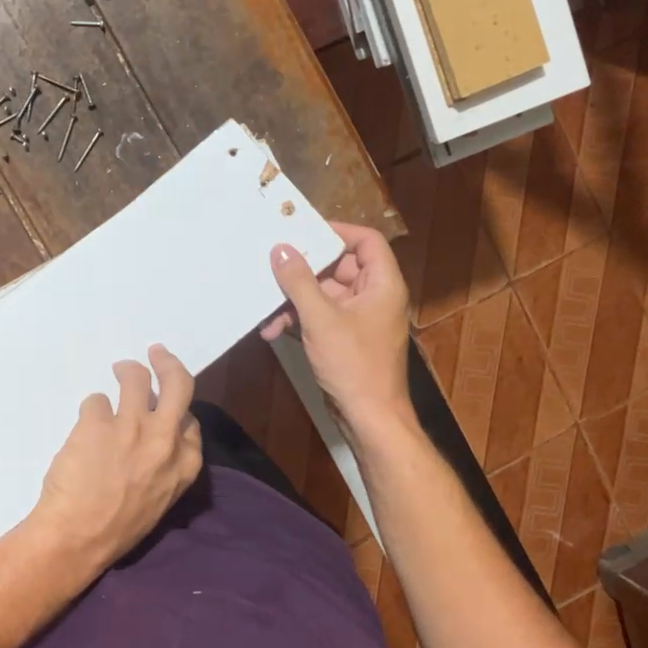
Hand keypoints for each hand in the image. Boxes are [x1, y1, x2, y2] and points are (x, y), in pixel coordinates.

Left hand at [27, 345, 202, 571]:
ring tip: (117, 372)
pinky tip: (82, 431)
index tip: (166, 402)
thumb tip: (152, 442)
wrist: (78, 538)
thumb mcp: (159, 500)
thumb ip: (163, 466)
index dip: (178, 410)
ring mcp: (132, 426)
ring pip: (134, 378)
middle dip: (168, 363)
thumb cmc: (117, 529)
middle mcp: (164, 438)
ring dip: (126, 371)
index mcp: (185, 464)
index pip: (191, 421)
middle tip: (156, 354)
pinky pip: (96, 401)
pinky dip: (90, 412)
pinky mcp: (98, 420)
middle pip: (177, 383)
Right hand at [261, 222, 413, 432]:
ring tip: (264, 308)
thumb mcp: (321, 318)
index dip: (337, 231)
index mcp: (382, 284)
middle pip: (338, 266)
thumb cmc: (353, 363)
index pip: (366, 241)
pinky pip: (319, 316)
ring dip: (294, 299)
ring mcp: (359, 318)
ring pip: (323, 293)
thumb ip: (299, 281)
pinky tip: (271, 330)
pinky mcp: (344, 338)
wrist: (369, 417)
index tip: (302, 230)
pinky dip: (297, 319)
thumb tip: (280, 249)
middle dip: (303, 270)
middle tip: (272, 264)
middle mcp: (374, 296)